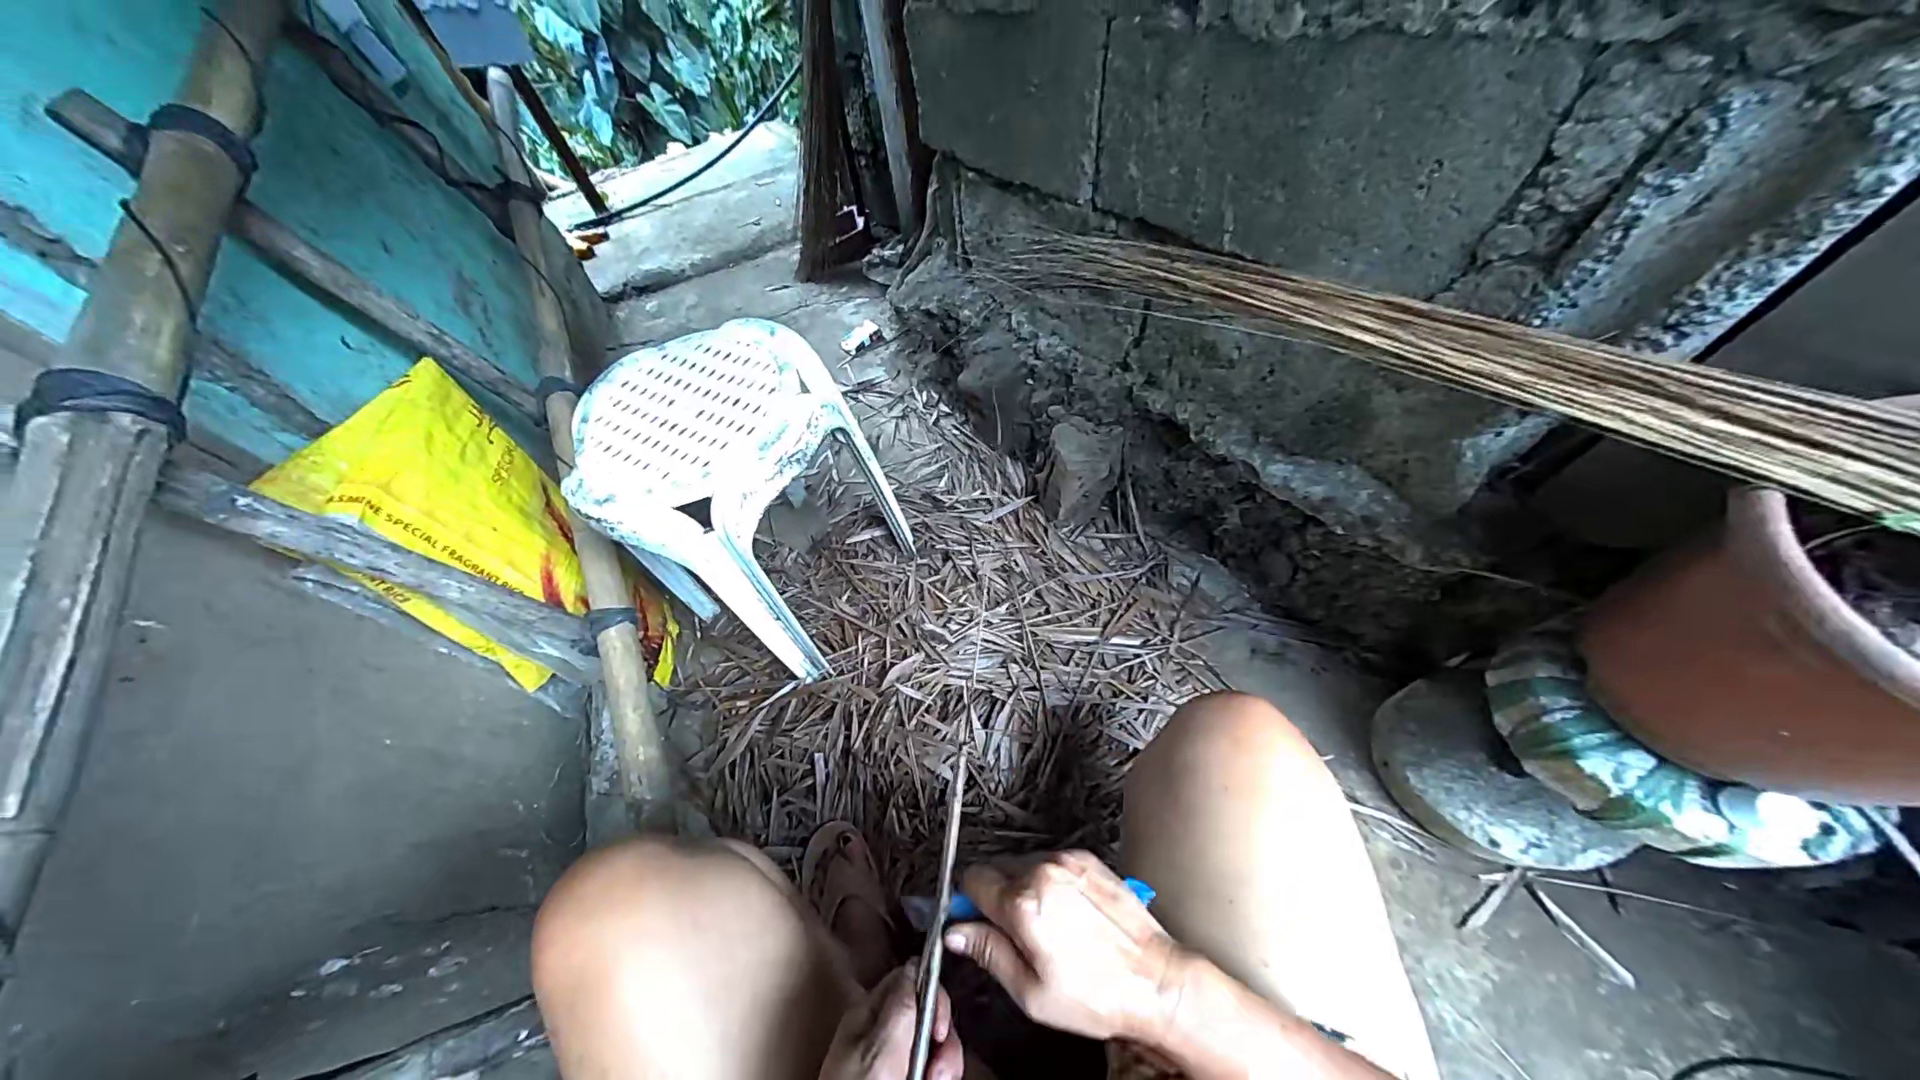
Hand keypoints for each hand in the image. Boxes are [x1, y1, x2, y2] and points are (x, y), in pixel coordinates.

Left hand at [818, 962, 964, 1079]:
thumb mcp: (879, 1051)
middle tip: (939, 1067)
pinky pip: (929, 1069)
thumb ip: (900, 1006)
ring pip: (932, 1046)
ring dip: (944, 1064)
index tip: (940, 1026)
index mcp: (868, 1015)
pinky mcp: (899, 1079)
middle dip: (942, 1039)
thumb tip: (915, 965)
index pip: (908, 979)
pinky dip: (937, 1077)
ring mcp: (889, 1062)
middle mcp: (880, 1033)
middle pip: (926, 1015)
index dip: (932, 994)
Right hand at [942, 851, 1182, 1042]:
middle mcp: (1043, 872)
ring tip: (1043, 923)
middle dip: (994, 894)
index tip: (972, 918)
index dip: (967, 901)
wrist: (1156, 980)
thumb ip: (987, 952)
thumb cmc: (1098, 995)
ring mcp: (1067, 860)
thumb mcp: (1031, 992)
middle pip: (995, 866)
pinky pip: (1048, 860)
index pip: (971, 879)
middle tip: (1010, 930)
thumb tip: (956, 933)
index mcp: (1023, 904)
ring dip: (1020, 884)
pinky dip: (1047, 878)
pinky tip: (1063, 911)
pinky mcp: (1086, 858)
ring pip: (1021, 862)